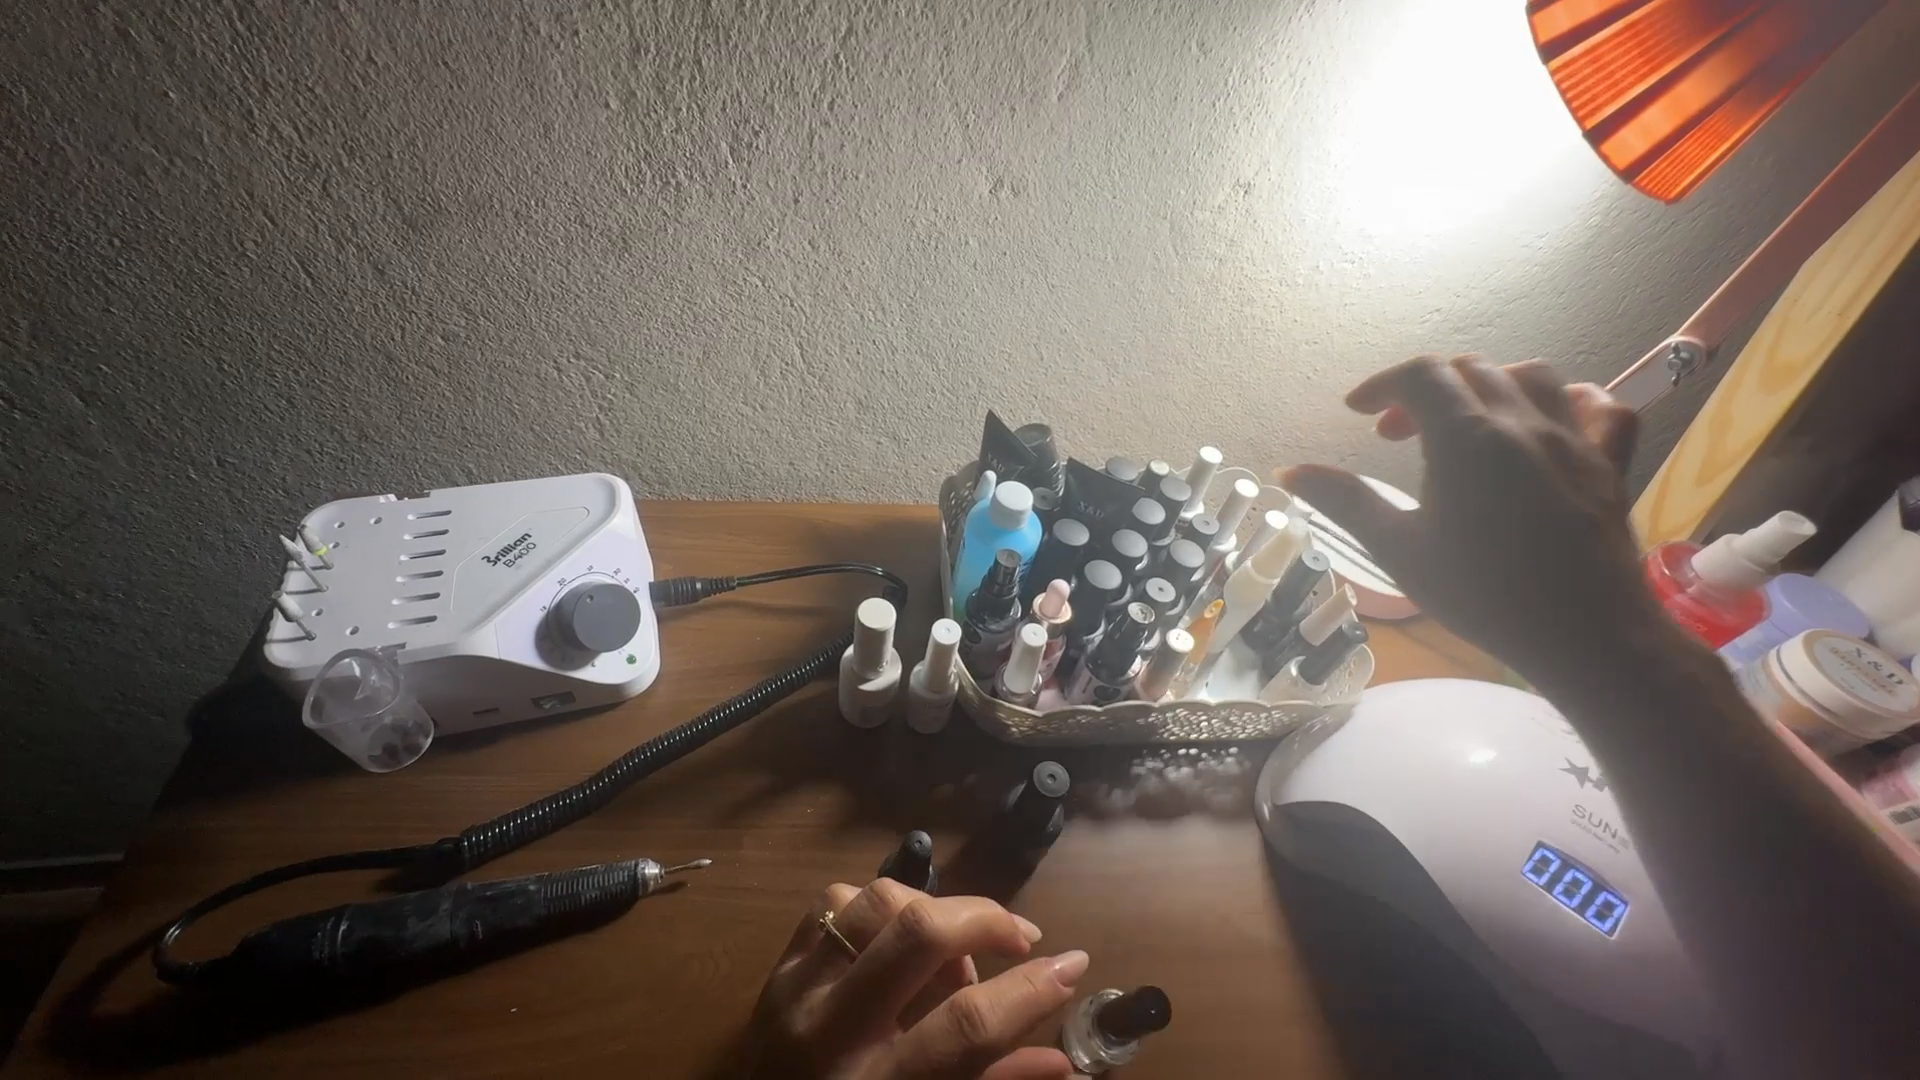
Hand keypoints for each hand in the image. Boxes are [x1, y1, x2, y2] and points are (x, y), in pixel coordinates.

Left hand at [748, 878, 1086, 1078]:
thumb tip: (1068, 1064)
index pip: (966, 1025)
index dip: (1030, 989)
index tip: (1073, 964)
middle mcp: (834, 1031)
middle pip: (918, 934)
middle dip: (983, 919)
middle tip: (1016, 937)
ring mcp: (799, 989)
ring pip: (879, 901)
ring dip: (934, 911)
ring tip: (953, 948)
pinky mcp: (780, 965)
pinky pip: (836, 899)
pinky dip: (879, 906)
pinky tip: (896, 938)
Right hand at [1285, 355, 1660, 679]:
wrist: (1585, 634)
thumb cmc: (1479, 591)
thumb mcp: (1396, 546)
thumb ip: (1344, 500)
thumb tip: (1288, 473)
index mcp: (1465, 436)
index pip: (1421, 375)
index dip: (1382, 385)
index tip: (1357, 413)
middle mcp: (1521, 422)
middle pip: (1469, 370)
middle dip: (1423, 390)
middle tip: (1394, 434)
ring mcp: (1573, 438)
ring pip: (1530, 376)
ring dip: (1484, 385)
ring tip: (1460, 421)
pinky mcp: (1610, 462)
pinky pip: (1598, 407)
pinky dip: (1565, 401)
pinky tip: (1543, 423)